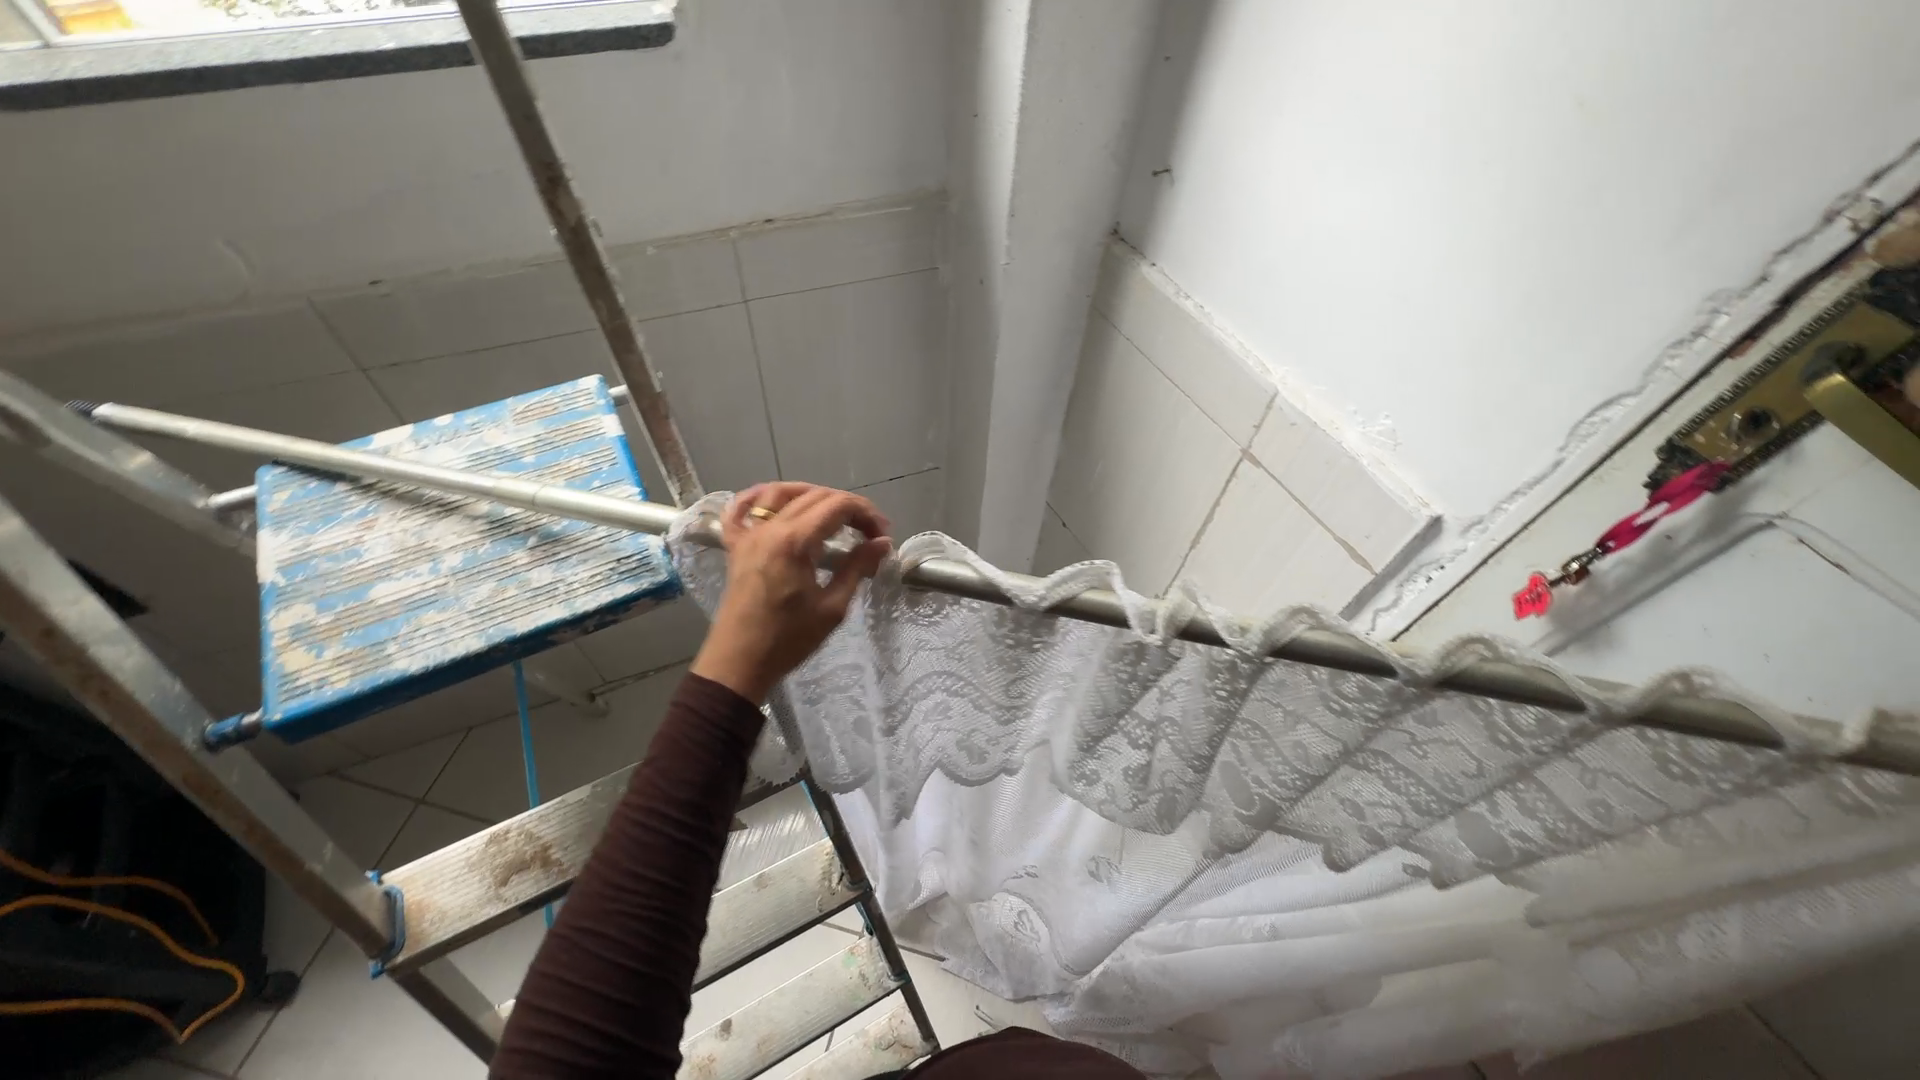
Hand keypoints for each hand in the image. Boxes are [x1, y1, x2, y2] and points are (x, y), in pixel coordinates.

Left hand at [689, 483, 892, 702]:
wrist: (739, 662)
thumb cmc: (789, 640)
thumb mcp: (832, 607)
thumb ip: (856, 568)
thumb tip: (881, 543)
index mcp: (796, 542)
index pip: (838, 506)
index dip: (866, 513)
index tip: (882, 535)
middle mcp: (770, 529)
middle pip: (814, 497)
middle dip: (847, 507)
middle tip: (867, 531)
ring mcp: (748, 535)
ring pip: (778, 494)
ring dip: (809, 494)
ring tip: (831, 511)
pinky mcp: (735, 547)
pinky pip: (740, 510)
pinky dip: (756, 498)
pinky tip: (772, 501)